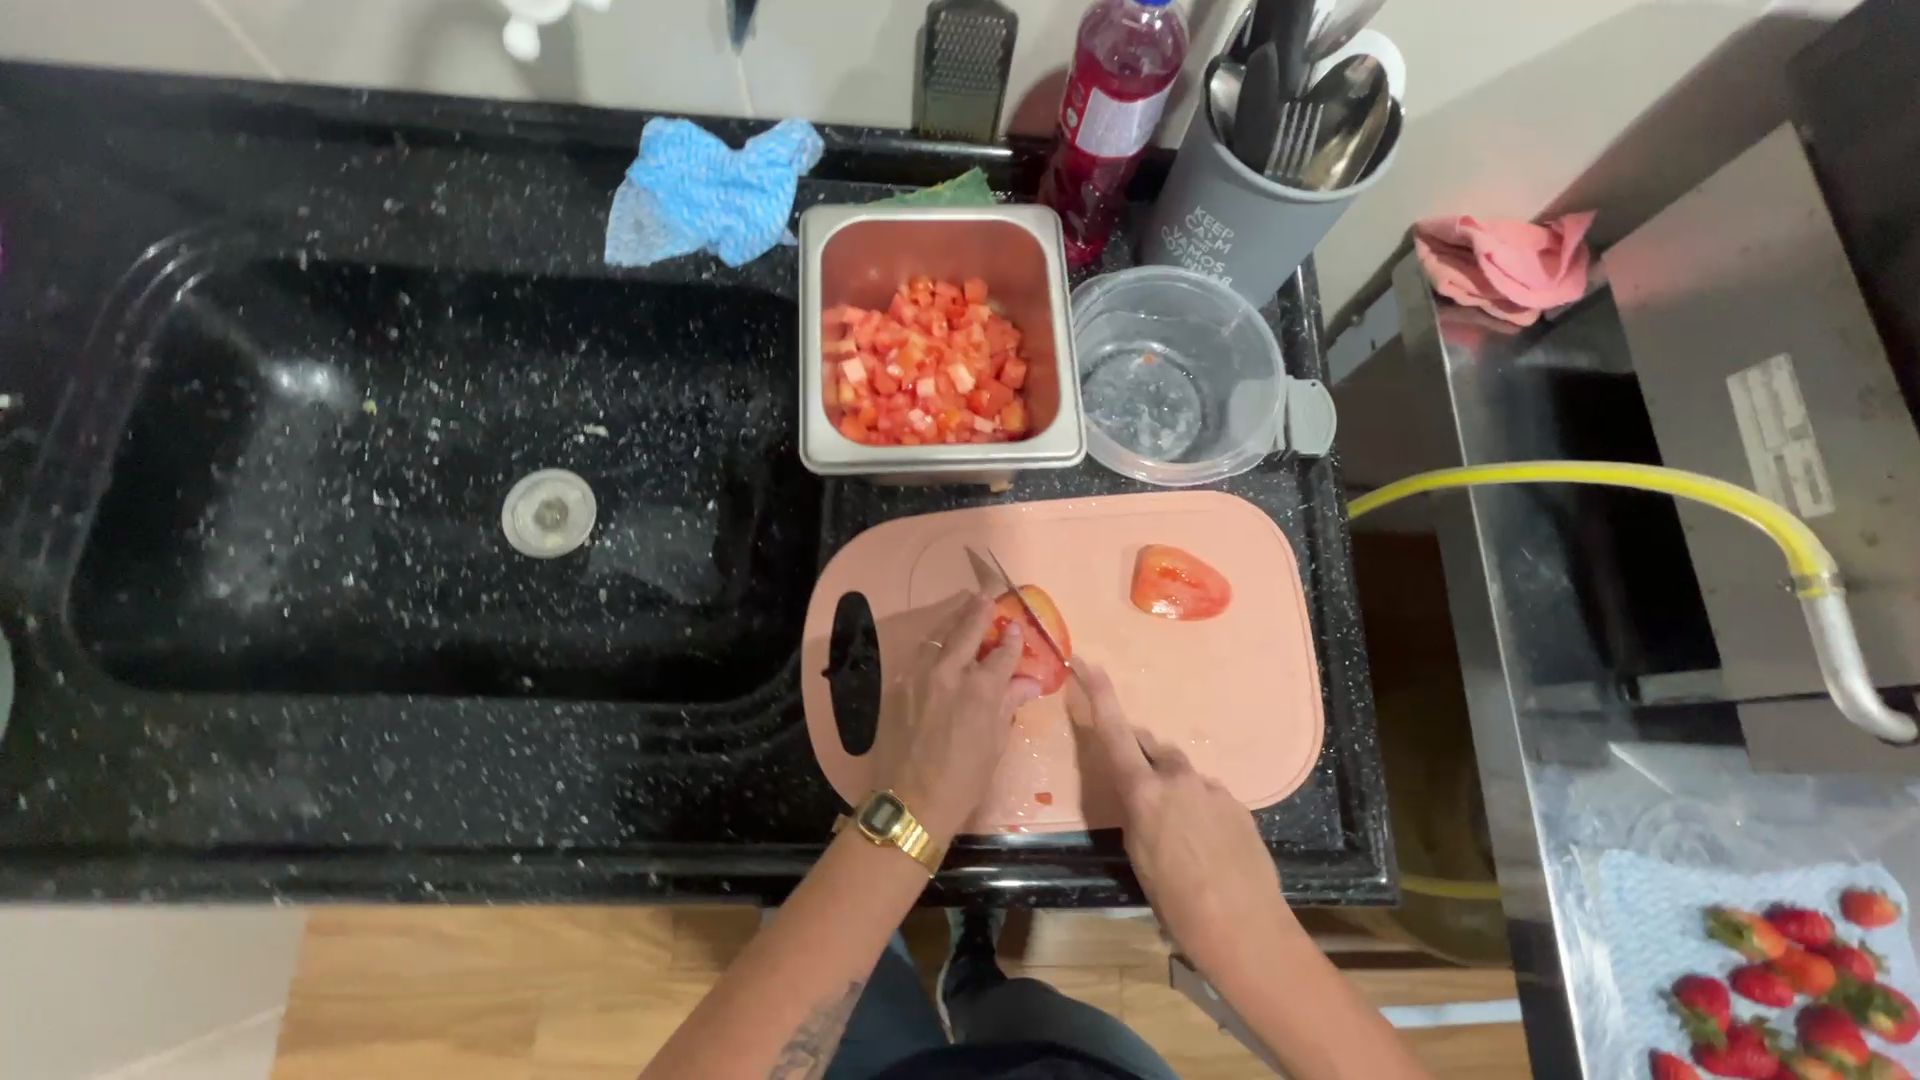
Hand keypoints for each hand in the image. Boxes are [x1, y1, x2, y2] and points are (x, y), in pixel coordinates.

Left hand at [867, 595, 1043, 843]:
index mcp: (980, 690)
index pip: (1002, 654)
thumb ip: (1009, 705)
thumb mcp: (995, 744)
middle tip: (986, 596)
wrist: (911, 802)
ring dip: (952, 622)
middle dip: (979, 612)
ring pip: (937, 638)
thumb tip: (1029, 683)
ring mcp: (918, 677)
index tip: (1017, 627)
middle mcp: (948, 673)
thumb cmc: (963, 780)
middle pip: (966, 632)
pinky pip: (918, 657)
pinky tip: (938, 645)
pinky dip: (932, 647)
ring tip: (963, 609)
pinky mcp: (898, 687)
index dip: (1012, 640)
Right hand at [1070, 660, 1297, 981]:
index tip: (1087, 661)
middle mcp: (1177, 779)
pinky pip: (1208, 796)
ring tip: (1177, 835)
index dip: (1098, 693)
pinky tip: (1206, 846)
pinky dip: (1199, 810)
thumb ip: (1137, 813)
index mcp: (1143, 791)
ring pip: (1183, 776)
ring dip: (1173, 789)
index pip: (1114, 731)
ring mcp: (1212, 789)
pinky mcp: (1237, 804)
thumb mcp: (1138, 856)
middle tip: (1138, 788)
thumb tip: (1142, 796)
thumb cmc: (1176, 901)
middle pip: (1153, 749)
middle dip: (1142, 756)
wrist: (1244, 926)